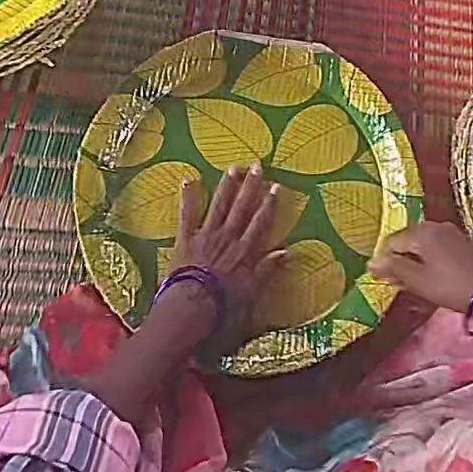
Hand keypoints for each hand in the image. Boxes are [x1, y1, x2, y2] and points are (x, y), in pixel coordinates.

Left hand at [166, 163, 285, 346]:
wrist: (192, 306)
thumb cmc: (223, 304)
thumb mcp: (251, 292)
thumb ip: (267, 270)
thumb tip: (286, 251)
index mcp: (245, 250)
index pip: (260, 222)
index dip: (269, 203)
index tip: (276, 186)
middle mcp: (228, 237)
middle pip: (241, 208)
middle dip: (250, 186)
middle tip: (256, 165)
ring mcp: (206, 235)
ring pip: (219, 206)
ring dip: (227, 186)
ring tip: (233, 168)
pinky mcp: (186, 238)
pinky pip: (187, 214)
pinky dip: (188, 196)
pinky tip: (189, 179)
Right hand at [370, 221, 472, 311]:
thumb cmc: (450, 285)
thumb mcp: (417, 279)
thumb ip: (393, 268)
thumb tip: (372, 262)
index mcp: (420, 231)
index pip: (390, 242)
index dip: (383, 261)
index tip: (384, 280)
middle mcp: (435, 226)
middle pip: (407, 241)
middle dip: (399, 261)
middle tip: (397, 283)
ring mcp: (451, 233)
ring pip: (423, 245)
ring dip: (414, 262)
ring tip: (414, 283)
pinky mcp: (463, 244)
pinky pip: (437, 248)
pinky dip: (430, 261)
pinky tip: (432, 277)